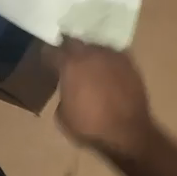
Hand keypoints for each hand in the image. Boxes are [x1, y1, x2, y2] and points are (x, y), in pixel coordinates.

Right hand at [55, 39, 155, 159]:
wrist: (128, 133)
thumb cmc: (90, 127)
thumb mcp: (63, 116)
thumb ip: (63, 95)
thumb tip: (69, 91)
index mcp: (70, 65)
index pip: (52, 50)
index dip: (47, 56)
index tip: (47, 62)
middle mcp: (90, 54)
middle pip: (74, 42)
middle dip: (68, 49)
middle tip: (66, 61)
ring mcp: (112, 57)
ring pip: (95, 46)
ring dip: (90, 54)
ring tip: (89, 66)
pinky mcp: (129, 64)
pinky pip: (113, 56)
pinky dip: (107, 62)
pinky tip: (107, 72)